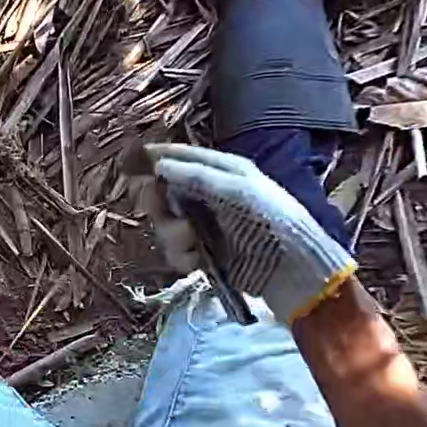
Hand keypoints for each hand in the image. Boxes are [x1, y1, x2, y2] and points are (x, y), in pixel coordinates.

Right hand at [145, 142, 356, 321]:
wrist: (292, 270)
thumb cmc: (272, 221)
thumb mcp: (238, 190)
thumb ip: (197, 176)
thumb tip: (158, 166)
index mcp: (224, 171)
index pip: (183, 156)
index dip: (158, 157)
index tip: (135, 162)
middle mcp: (209, 195)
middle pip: (164, 191)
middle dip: (159, 202)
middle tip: (161, 208)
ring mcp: (204, 224)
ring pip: (165, 223)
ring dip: (172, 233)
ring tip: (191, 241)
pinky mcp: (202, 251)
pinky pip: (174, 250)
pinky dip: (181, 256)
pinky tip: (195, 260)